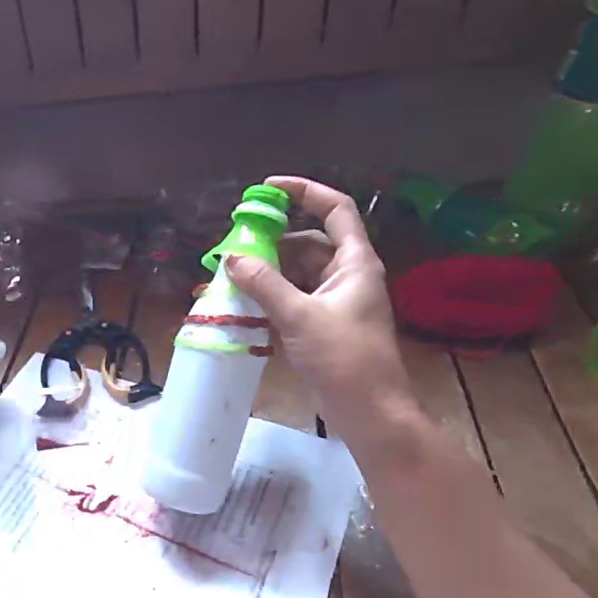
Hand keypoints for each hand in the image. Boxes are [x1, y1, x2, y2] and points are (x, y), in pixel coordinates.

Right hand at [224, 177, 413, 427]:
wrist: (367, 409)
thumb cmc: (344, 358)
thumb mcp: (299, 317)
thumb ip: (264, 284)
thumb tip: (231, 257)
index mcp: (354, 263)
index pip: (335, 210)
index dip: (305, 192)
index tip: (268, 188)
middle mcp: (345, 275)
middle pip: (307, 243)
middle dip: (272, 242)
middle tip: (234, 246)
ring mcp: (331, 301)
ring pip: (295, 273)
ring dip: (265, 272)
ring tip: (229, 276)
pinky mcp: (319, 324)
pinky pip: (289, 298)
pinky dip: (267, 296)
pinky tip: (241, 302)